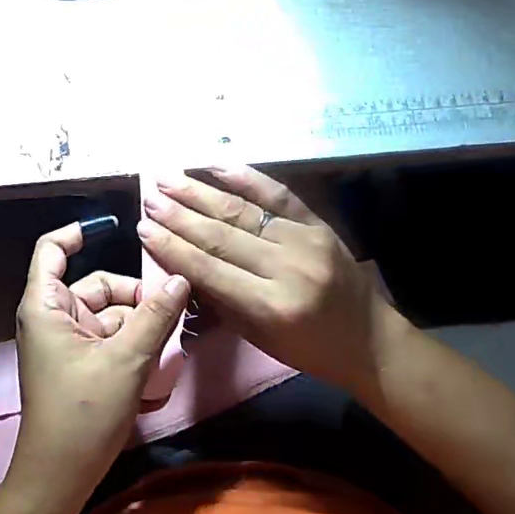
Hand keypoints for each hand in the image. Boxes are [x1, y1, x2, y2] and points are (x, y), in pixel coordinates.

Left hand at [8, 222, 189, 508]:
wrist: (59, 475)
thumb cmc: (84, 412)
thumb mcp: (127, 360)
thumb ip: (155, 317)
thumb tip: (181, 278)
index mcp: (45, 305)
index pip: (52, 250)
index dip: (77, 232)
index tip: (114, 226)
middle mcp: (50, 317)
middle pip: (94, 285)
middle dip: (133, 295)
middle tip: (174, 309)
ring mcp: (63, 342)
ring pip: (107, 314)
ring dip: (137, 323)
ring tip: (171, 340)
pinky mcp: (76, 364)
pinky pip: (106, 338)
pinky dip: (130, 343)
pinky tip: (157, 360)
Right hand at [136, 165, 397, 397]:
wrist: (371, 341)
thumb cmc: (307, 348)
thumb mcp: (256, 336)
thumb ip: (218, 297)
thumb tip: (177, 259)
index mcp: (271, 305)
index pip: (208, 269)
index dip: (171, 246)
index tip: (142, 227)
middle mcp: (288, 269)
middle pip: (221, 235)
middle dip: (179, 215)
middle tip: (149, 197)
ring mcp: (306, 241)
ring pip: (243, 211)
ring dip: (200, 192)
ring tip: (168, 179)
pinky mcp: (319, 224)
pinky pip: (278, 194)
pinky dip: (246, 177)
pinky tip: (216, 165)